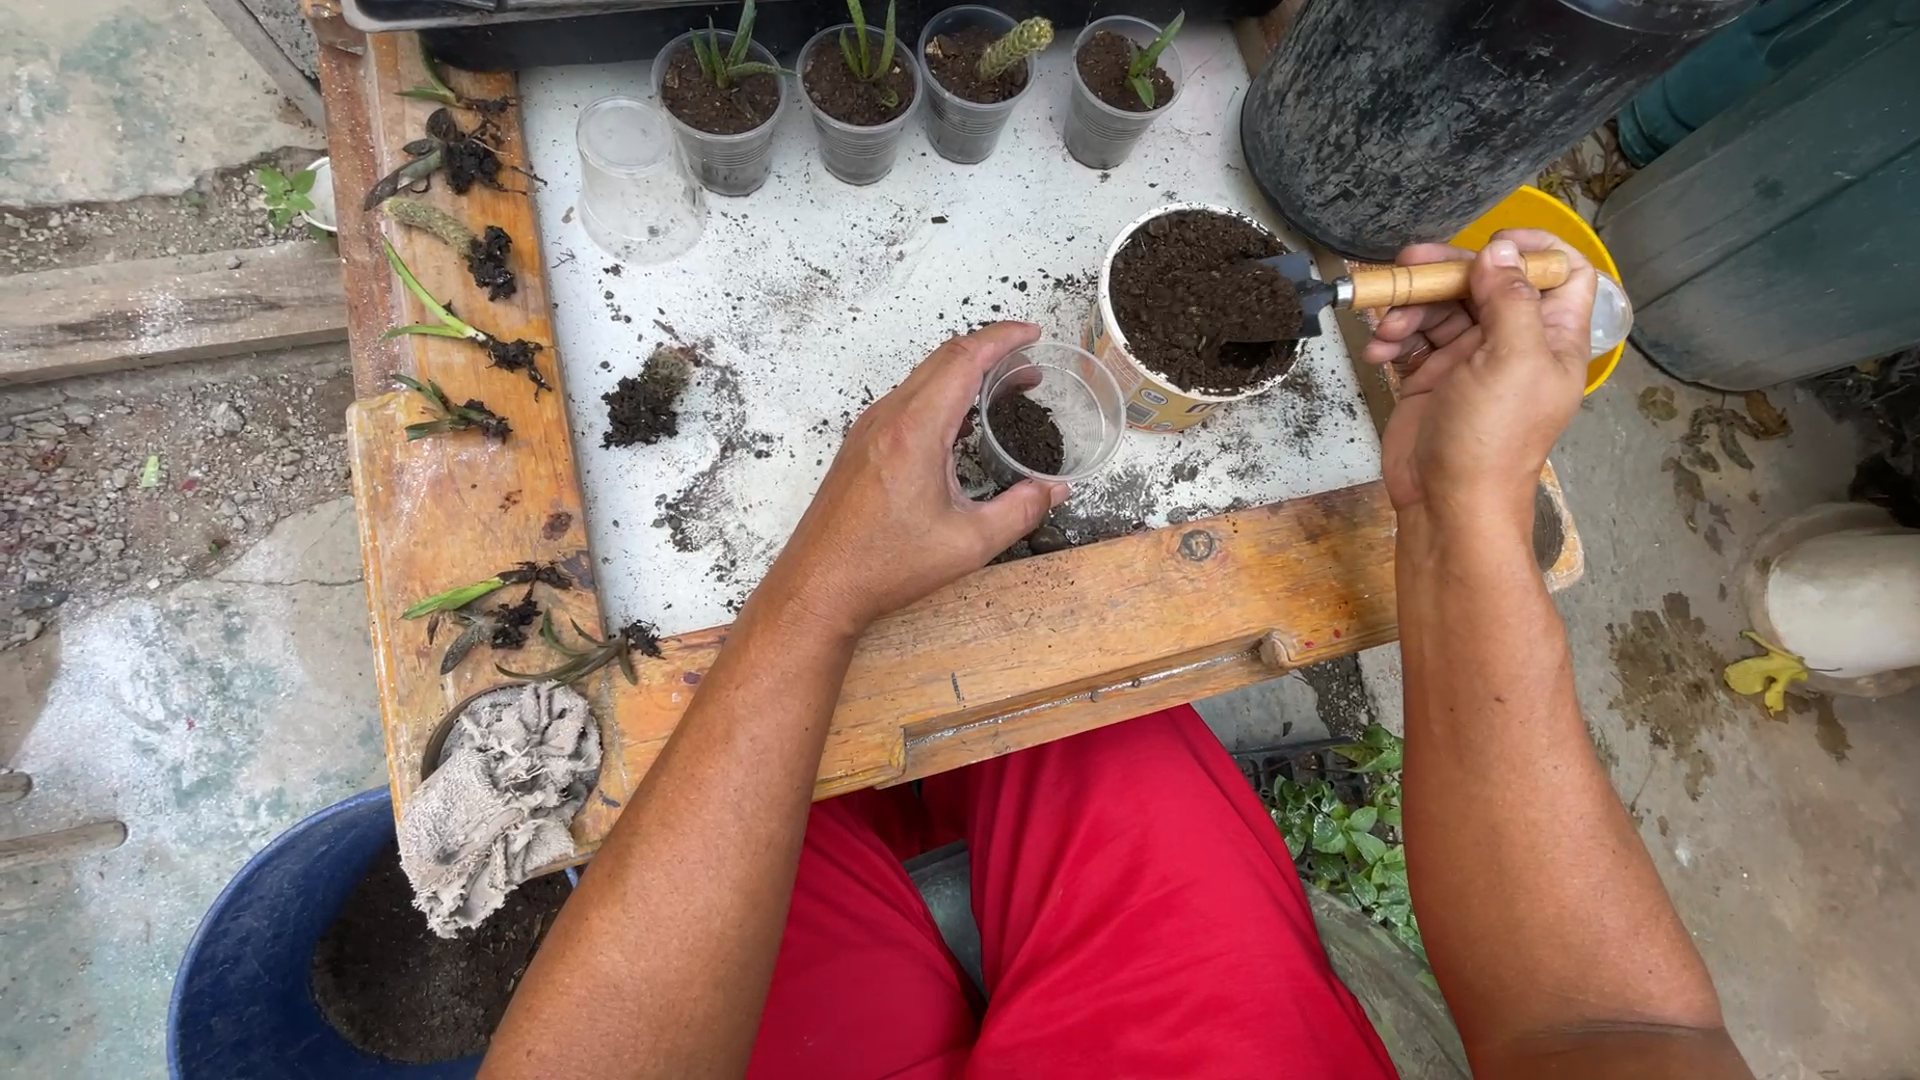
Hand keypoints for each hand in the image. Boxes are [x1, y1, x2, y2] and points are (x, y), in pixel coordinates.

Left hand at [760, 322, 1068, 637]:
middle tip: (1027, 370)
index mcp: (915, 430)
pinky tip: (959, 424)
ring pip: (922, 379)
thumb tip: (1054, 490)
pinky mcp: (861, 446)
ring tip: (1001, 393)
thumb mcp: (968, 544)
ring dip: (964, 376)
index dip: (1003, 338)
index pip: (964, 358)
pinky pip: (905, 402)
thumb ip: (1021, 511)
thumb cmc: (884, 565)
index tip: (1032, 334)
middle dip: (991, 354)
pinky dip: (940, 396)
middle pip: (943, 360)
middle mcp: (887, 418)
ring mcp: (869, 430)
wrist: (820, 585)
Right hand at [1360, 229, 1595, 526]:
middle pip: (1483, 286)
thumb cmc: (1491, 434)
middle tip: (1406, 266)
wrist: (1446, 498)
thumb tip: (1499, 252)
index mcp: (1550, 337)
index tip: (1491, 244)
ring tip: (1386, 330)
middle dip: (1445, 276)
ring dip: (1408, 312)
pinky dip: (1391, 341)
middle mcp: (1510, 343)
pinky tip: (1378, 351)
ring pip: (1439, 312)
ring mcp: (1466, 362)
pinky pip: (1410, 343)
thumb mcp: (1511, 360)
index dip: (1532, 250)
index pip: (1558, 274)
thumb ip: (1510, 300)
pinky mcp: (1427, 381)